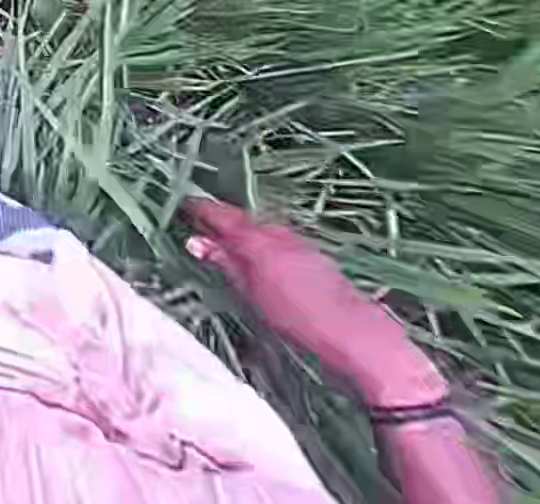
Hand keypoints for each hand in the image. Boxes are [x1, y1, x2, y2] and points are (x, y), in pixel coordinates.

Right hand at [183, 197, 446, 407]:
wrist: (355, 332)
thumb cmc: (296, 317)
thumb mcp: (251, 293)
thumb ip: (224, 262)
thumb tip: (194, 240)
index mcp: (255, 238)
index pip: (220, 215)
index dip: (200, 209)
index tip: (183, 206)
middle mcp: (274, 230)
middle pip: (239, 217)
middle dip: (219, 218)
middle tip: (198, 222)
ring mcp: (295, 238)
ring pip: (258, 224)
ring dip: (239, 228)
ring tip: (224, 239)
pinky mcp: (310, 250)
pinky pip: (275, 234)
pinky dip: (259, 237)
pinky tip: (257, 253)